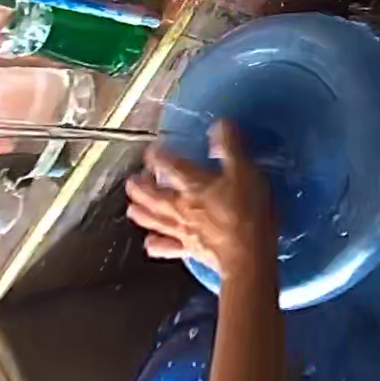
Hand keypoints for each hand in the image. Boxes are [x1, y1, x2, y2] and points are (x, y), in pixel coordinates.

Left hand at [126, 121, 275, 280]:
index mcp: (194, 185)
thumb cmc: (248, 211)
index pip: (169, 166)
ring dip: (141, 212)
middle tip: (131, 181)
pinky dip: (155, 244)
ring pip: (154, 219)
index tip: (151, 150)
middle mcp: (181, 207)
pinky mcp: (187, 250)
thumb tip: (218, 124)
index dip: (158, 156)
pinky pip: (166, 247)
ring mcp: (182, 230)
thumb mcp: (245, 172)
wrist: (246, 256)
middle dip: (140, 187)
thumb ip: (230, 148)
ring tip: (131, 207)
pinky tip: (149, 242)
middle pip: (153, 195)